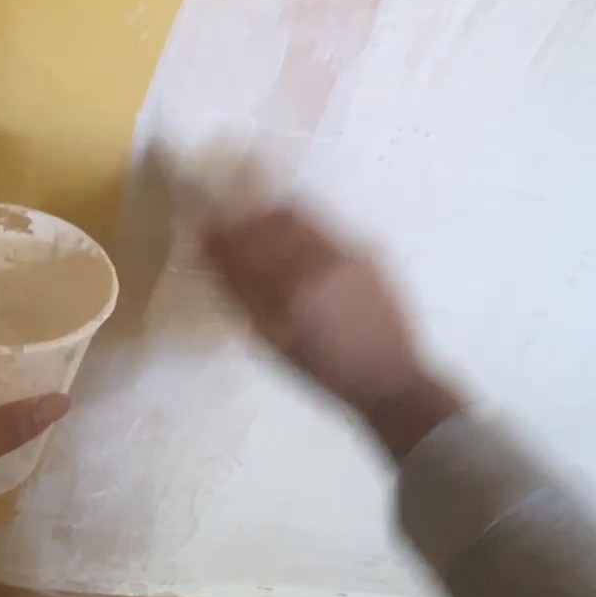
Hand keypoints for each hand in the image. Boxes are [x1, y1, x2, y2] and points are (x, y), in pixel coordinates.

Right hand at [203, 207, 427, 411]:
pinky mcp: (367, 251)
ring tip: (259, 230)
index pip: (242, 246)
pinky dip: (299, 228)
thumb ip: (242, 296)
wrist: (392, 380)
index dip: (218, 235)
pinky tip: (295, 245)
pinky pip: (323, 227)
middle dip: (242, 221)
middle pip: (267, 221)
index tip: (204, 233)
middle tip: (228, 230)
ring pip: (296, 216)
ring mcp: (346, 253)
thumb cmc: (323, 371)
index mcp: (290, 291)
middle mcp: (318, 263)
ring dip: (268, 218)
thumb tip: (215, 259)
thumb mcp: (272, 342)